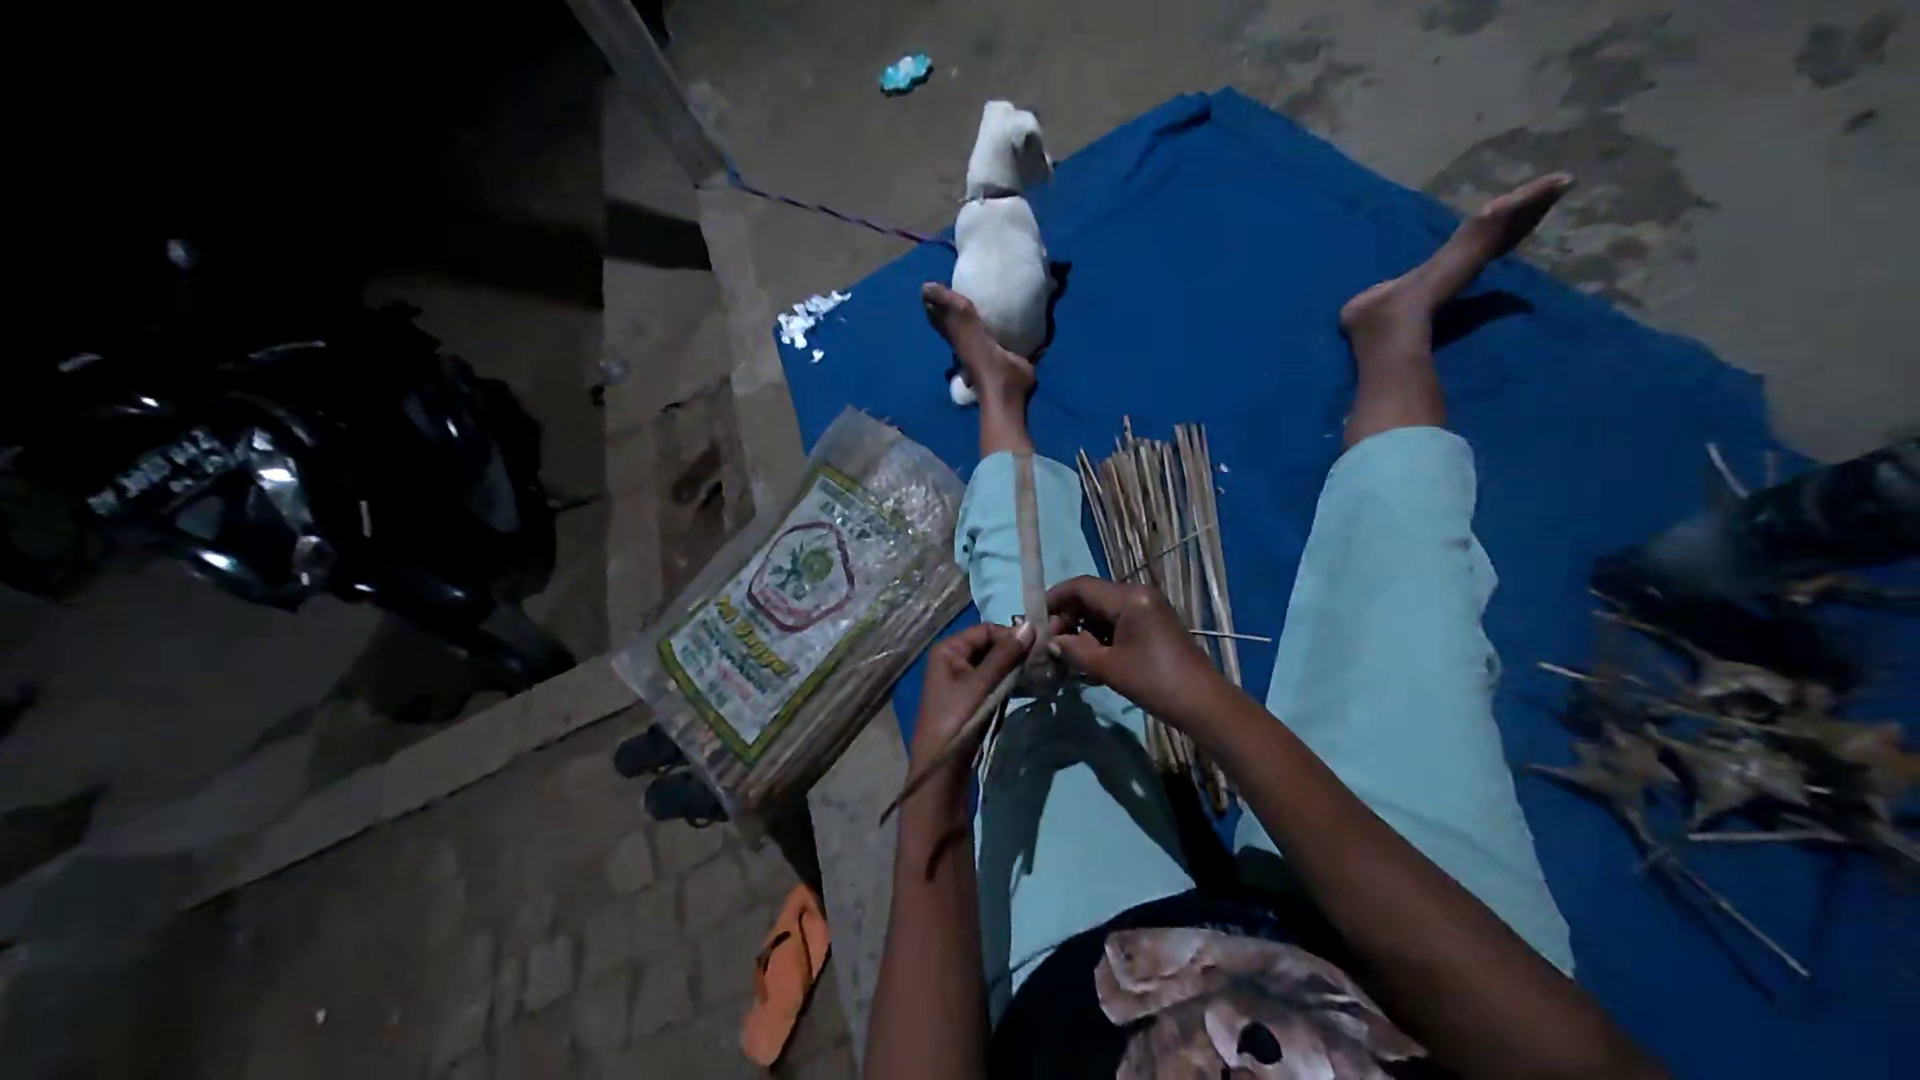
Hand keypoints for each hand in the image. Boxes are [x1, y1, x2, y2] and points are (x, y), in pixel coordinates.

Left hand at [908, 621, 1032, 771]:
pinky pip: (994, 682)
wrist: (942, 768)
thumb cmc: (957, 719)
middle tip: (1042, 662)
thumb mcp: (981, 684)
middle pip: (991, 646)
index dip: (1010, 636)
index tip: (1037, 647)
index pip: (986, 630)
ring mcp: (961, 680)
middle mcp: (953, 659)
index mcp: (948, 649)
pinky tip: (1031, 688)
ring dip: (1015, 669)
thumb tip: (1030, 626)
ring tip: (1040, 675)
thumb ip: (1005, 655)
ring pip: (995, 665)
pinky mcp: (971, 699)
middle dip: (1015, 653)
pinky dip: (1010, 683)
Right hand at [1046, 576, 1227, 723]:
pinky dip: (1100, 634)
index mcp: (1129, 598)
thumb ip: (1074, 649)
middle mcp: (1139, 594)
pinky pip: (1117, 620)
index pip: (1081, 586)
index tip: (1033, 618)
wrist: (1203, 704)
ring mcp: (1148, 608)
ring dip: (1082, 627)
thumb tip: (1052, 640)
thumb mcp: (1108, 667)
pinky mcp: (1152, 623)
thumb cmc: (1154, 682)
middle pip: (1091, 596)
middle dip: (1067, 616)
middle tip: (1050, 643)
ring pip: (1103, 609)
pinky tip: (1089, 655)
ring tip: (1066, 653)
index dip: (1054, 599)